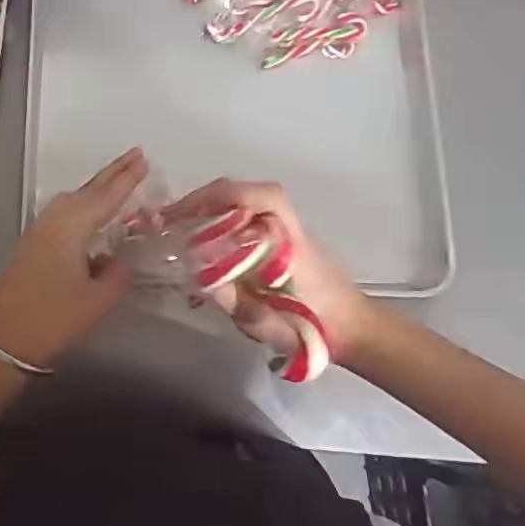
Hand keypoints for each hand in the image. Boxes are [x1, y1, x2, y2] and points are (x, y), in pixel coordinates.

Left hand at [0, 148, 148, 367]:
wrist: (6, 339)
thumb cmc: (55, 319)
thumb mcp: (98, 300)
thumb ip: (118, 273)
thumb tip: (121, 259)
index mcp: (69, 229)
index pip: (104, 198)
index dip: (125, 180)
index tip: (143, 160)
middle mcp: (51, 222)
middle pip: (84, 192)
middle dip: (110, 175)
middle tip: (135, 155)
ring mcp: (36, 232)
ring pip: (69, 202)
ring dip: (94, 189)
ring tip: (118, 179)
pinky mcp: (30, 245)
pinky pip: (60, 215)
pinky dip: (79, 206)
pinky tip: (89, 213)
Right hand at [164, 179, 387, 366]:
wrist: (355, 331)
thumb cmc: (316, 331)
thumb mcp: (271, 326)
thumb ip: (236, 302)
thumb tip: (199, 277)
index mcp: (291, 245)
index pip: (265, 198)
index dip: (224, 195)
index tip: (187, 210)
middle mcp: (290, 230)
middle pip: (248, 194)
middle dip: (205, 200)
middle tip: (169, 218)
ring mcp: (288, 233)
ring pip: (247, 204)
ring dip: (210, 208)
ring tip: (178, 225)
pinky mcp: (283, 242)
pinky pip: (249, 220)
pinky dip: (220, 220)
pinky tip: (201, 239)